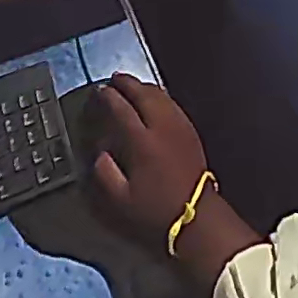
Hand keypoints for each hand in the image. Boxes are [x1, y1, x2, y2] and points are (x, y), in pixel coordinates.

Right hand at [88, 74, 260, 284]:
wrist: (197, 219)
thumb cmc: (156, 211)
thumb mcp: (120, 200)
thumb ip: (105, 173)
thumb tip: (100, 153)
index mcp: (141, 142)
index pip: (121, 109)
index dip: (108, 97)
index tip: (99, 91)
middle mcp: (161, 128)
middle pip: (143, 94)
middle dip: (127, 83)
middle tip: (114, 79)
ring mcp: (179, 128)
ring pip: (160, 96)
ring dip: (144, 87)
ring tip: (132, 85)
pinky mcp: (191, 132)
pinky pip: (173, 104)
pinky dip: (160, 96)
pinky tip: (154, 99)